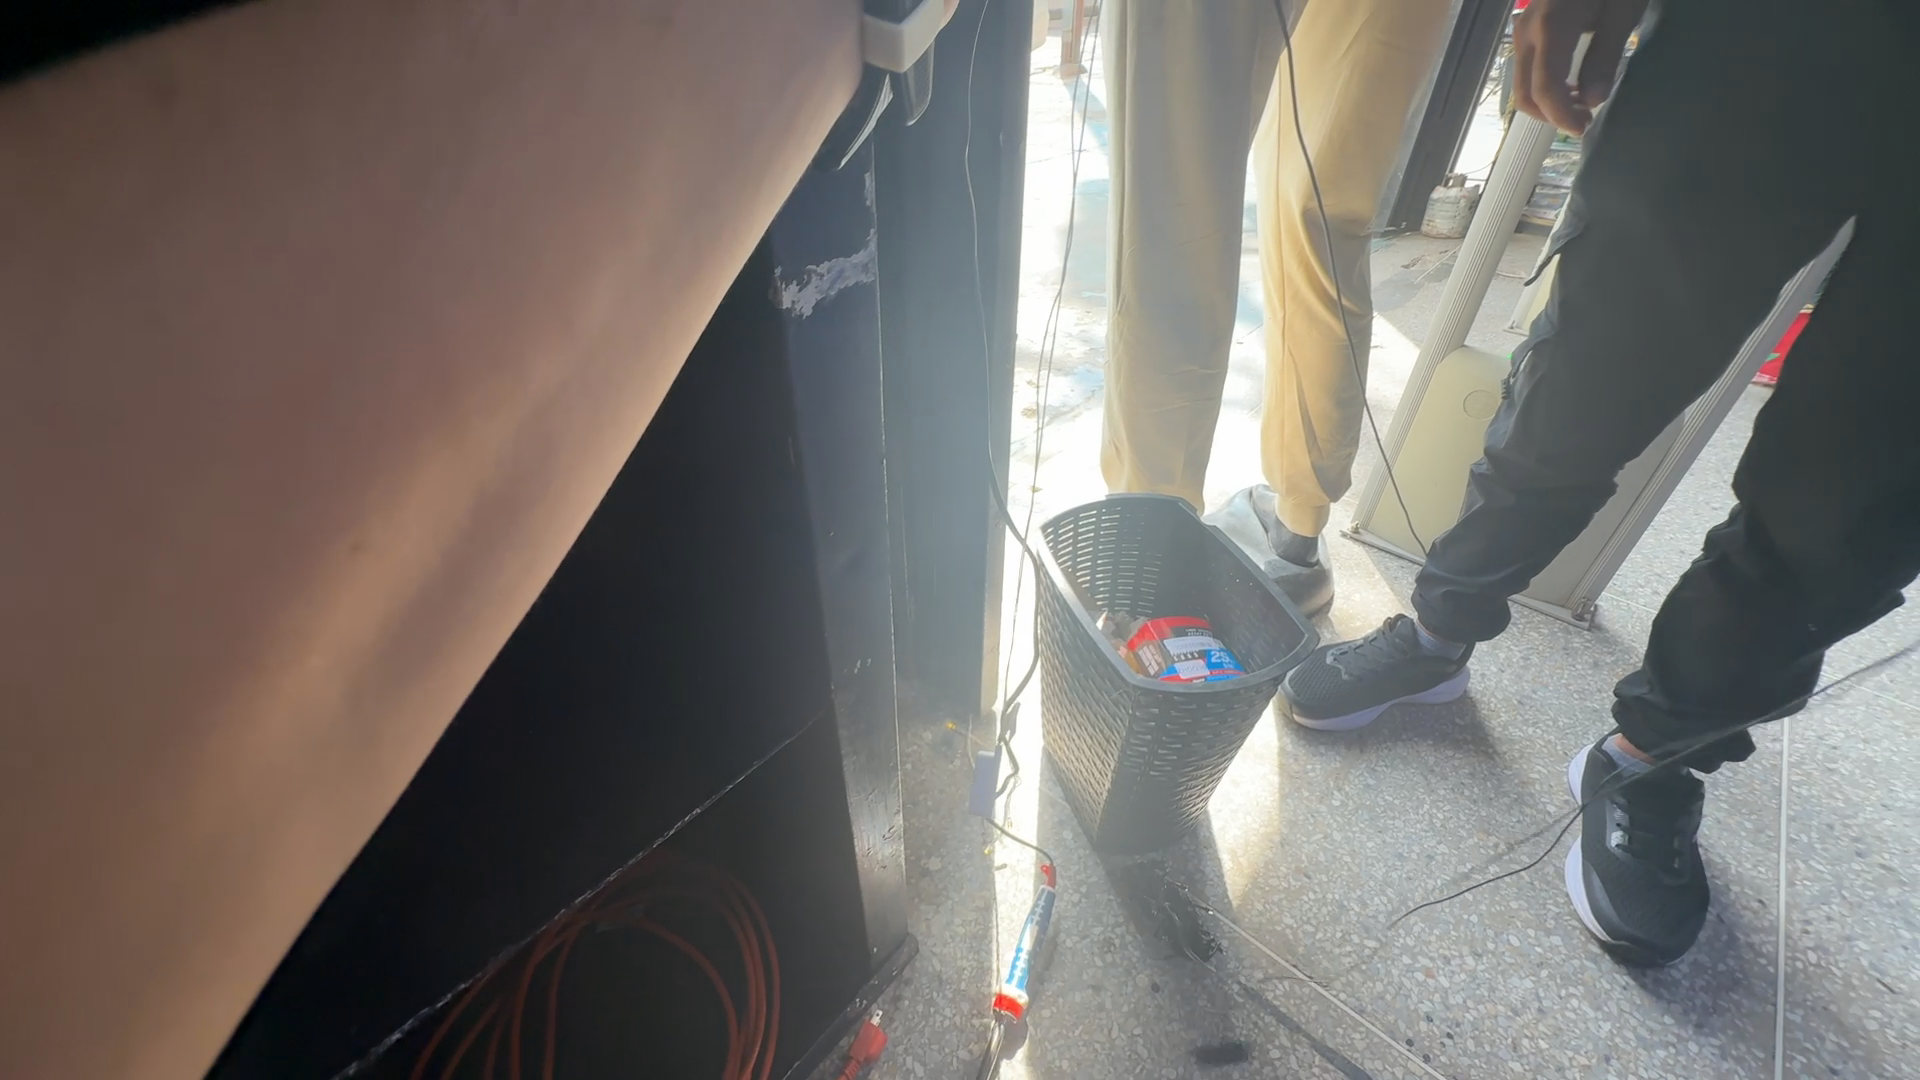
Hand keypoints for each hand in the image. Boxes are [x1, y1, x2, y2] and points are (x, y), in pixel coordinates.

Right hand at [1512, 0, 1649, 133]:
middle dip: (1552, 115)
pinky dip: (1545, 89)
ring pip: (1523, 88)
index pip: (1546, 88)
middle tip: (1584, 119)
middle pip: (1526, 95)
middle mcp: (1527, 36)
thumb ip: (1606, 55)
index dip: (1562, 114)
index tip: (1583, 128)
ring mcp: (1522, 36)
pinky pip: (1527, 74)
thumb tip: (1594, 99)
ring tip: (1579, 104)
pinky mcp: (1525, 35)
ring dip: (1548, 104)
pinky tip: (1570, 86)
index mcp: (1551, 29)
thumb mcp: (1623, 10)